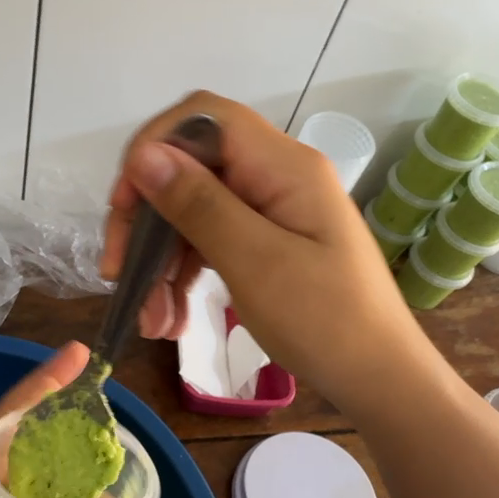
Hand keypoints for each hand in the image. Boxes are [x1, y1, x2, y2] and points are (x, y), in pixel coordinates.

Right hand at [99, 91, 431, 403]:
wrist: (380, 378)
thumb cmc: (326, 321)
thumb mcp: (254, 263)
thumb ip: (198, 204)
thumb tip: (143, 154)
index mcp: (281, 166)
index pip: (202, 119)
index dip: (152, 148)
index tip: (123, 205)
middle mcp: (273, 176)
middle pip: (189, 168)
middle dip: (146, 220)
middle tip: (118, 272)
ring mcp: (269, 209)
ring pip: (191, 211)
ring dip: (160, 260)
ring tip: (150, 319)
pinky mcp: (265, 240)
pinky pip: (208, 241)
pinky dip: (182, 275)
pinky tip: (168, 319)